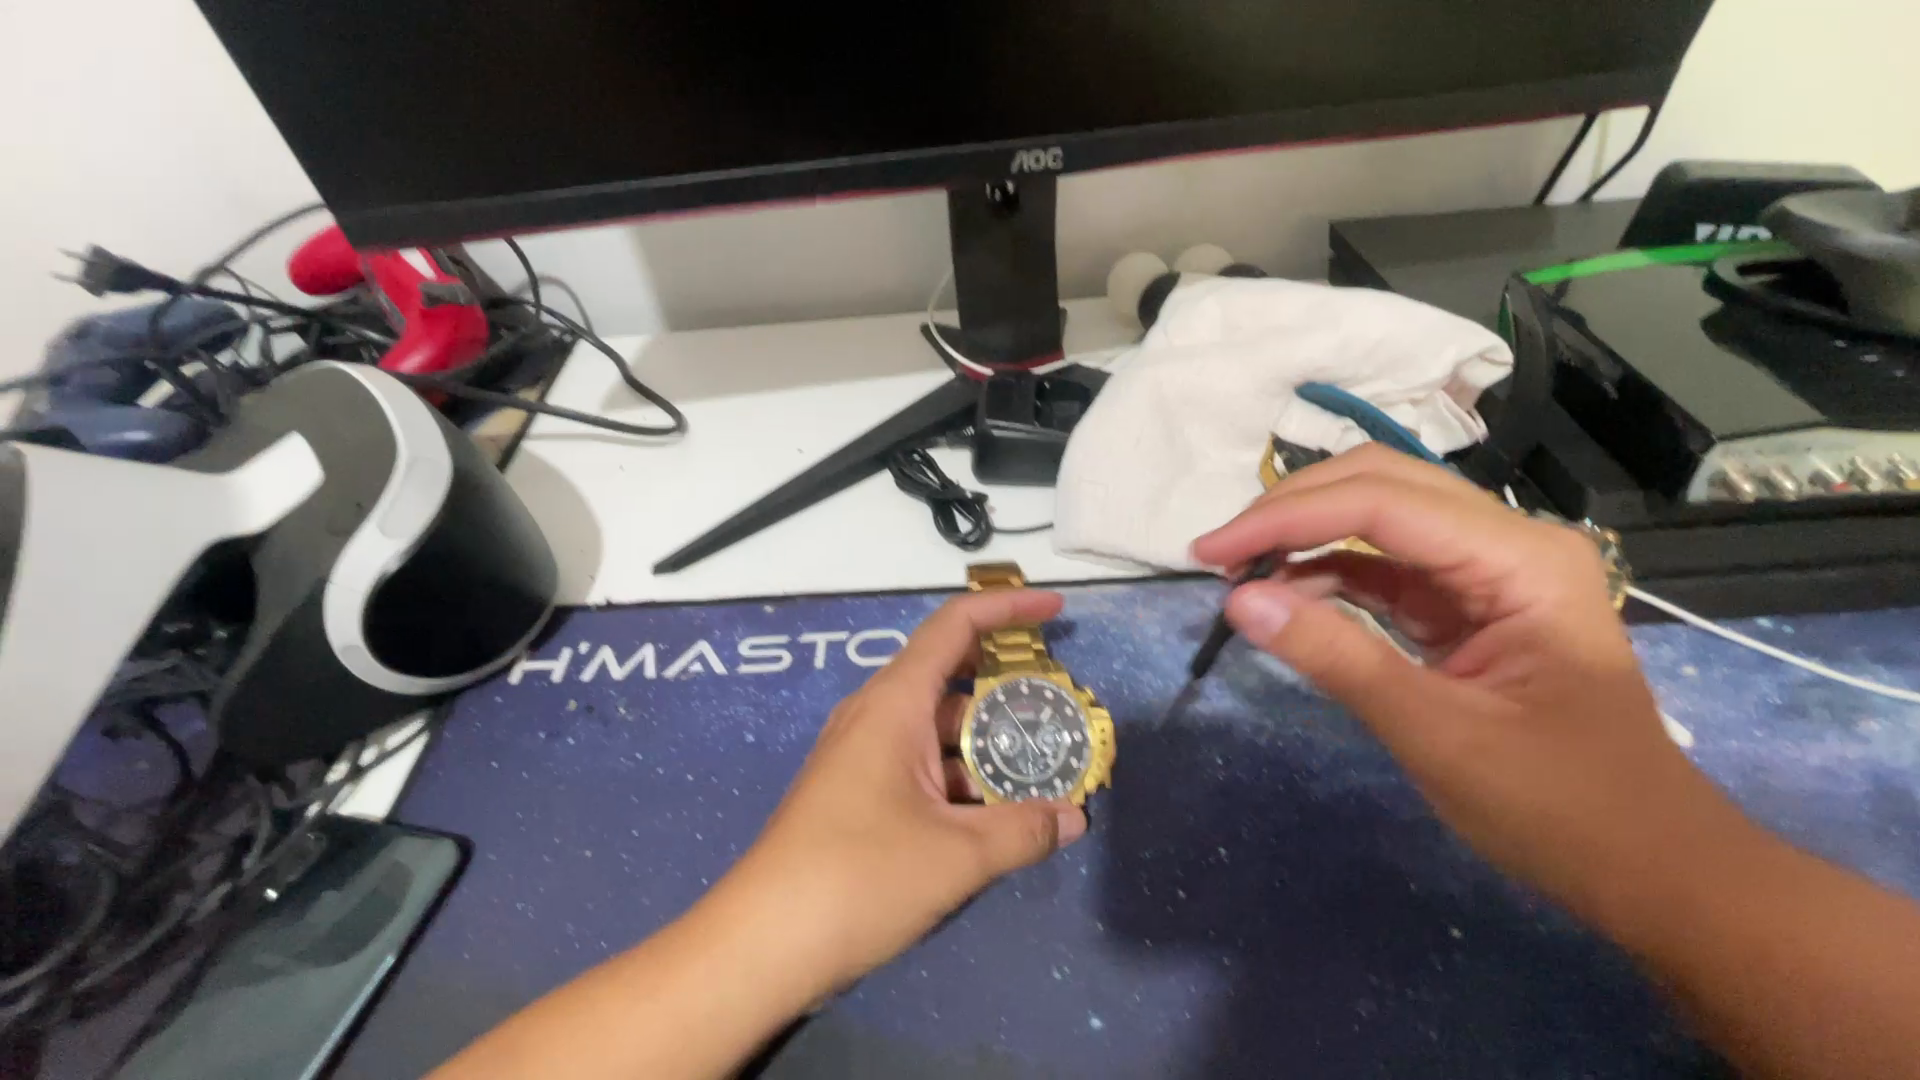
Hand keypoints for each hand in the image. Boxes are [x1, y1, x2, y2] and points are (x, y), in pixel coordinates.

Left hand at [714, 588, 1087, 994]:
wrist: (762, 943)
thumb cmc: (858, 878)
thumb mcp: (955, 855)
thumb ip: (1023, 830)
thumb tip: (1074, 818)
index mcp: (894, 703)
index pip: (954, 626)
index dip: (1007, 608)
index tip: (1054, 608)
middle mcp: (876, 716)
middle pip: (952, 679)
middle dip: (1009, 688)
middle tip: (1063, 708)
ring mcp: (864, 756)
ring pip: (940, 730)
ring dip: (989, 743)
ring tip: (1045, 767)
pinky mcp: (859, 794)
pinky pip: (922, 766)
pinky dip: (962, 778)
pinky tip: (998, 813)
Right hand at [1192, 445, 1759, 937]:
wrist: (1649, 867)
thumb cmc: (1562, 807)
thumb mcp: (1437, 734)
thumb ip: (1337, 659)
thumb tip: (1239, 601)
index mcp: (1520, 560)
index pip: (1381, 505)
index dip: (1286, 517)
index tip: (1209, 552)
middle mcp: (1506, 543)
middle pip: (1379, 485)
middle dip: (1290, 509)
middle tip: (1219, 554)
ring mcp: (1485, 571)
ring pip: (1376, 516)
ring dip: (1303, 536)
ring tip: (1239, 576)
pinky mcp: (1462, 602)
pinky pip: (1380, 566)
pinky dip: (1324, 574)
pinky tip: (1284, 598)